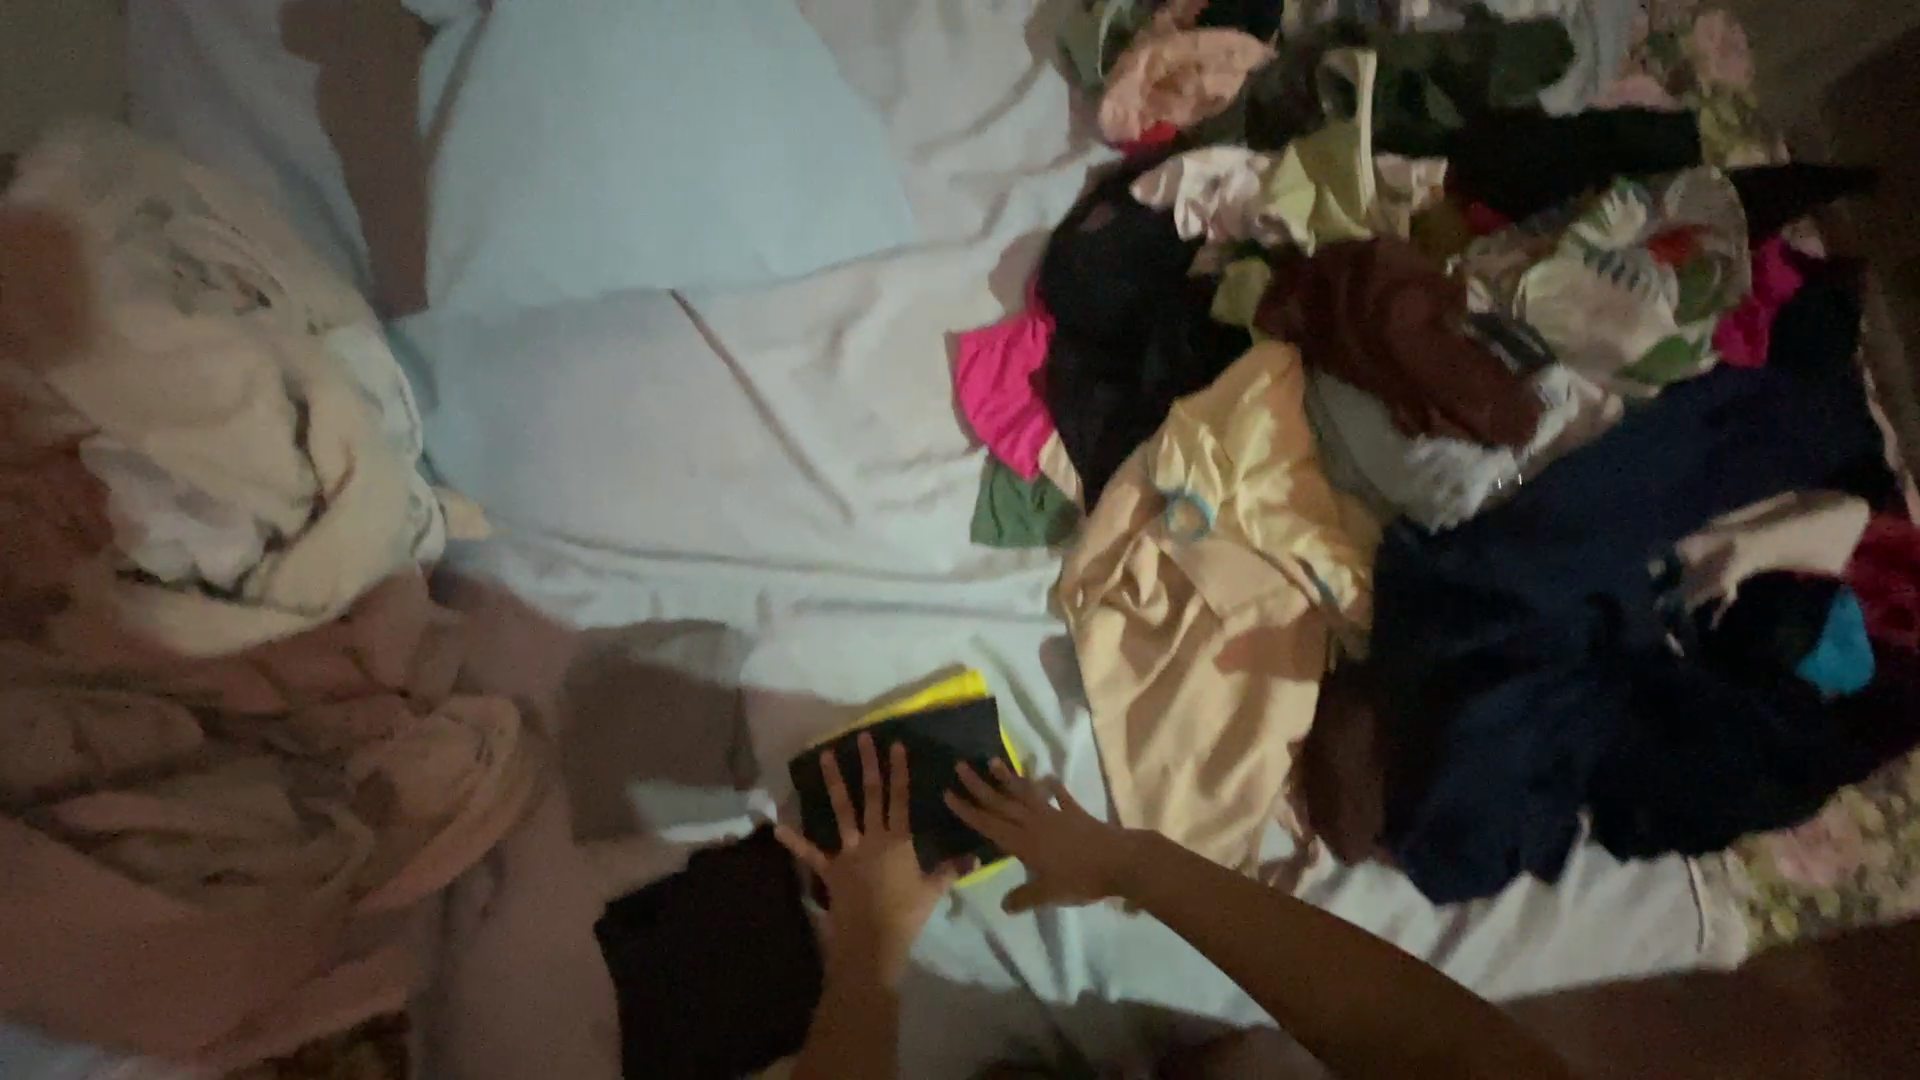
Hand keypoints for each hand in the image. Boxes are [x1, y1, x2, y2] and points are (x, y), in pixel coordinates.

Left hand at [774, 734, 963, 984]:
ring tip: (825, 756)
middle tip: (862, 737)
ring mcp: (849, 852)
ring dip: (833, 782)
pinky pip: (811, 853)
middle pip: (870, 794)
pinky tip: (777, 828)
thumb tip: (977, 857)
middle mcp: (873, 838)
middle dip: (867, 764)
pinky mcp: (831, 870)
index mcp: (898, 840)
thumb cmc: (906, 915)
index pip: (900, 797)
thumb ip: (951, 870)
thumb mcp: (933, 891)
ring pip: (842, 811)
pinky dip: (795, 841)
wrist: (872, 942)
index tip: (895, 744)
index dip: (899, 770)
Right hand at [946, 760, 1143, 913]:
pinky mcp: (1074, 812)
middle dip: (979, 786)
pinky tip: (1046, 777)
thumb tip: (1004, 905)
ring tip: (992, 761)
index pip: (988, 824)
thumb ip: (1025, 897)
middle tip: (960, 766)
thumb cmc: (1081, 879)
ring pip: (1025, 794)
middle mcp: (1034, 822)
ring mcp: (1054, 814)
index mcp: (1023, 842)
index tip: (949, 793)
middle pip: (1001, 803)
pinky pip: (1059, 796)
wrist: (1118, 860)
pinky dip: (1051, 786)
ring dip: (1008, 778)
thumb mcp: (1049, 894)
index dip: (967, 811)